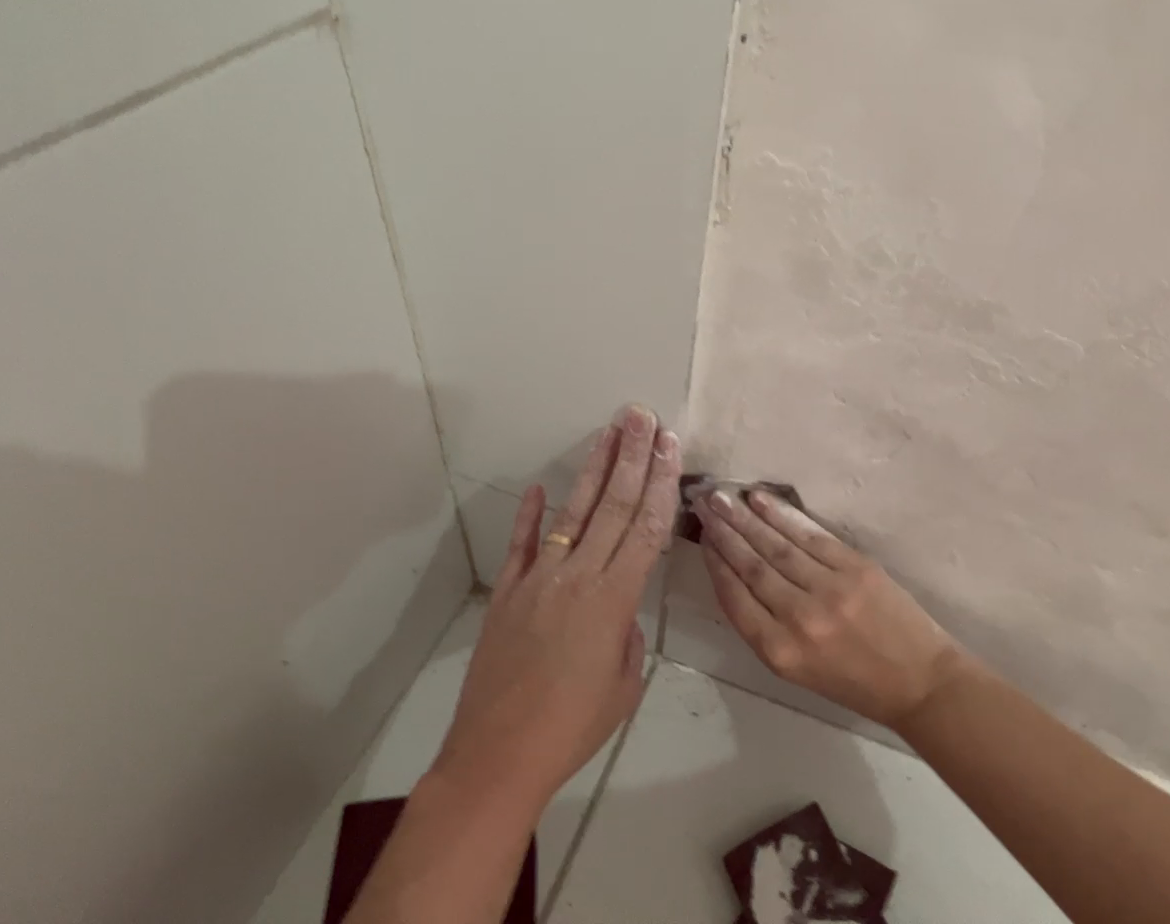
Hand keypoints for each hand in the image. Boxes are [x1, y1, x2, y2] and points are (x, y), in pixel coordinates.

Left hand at [432, 404, 681, 807]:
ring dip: (594, 469)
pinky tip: (541, 486)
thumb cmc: (574, 728)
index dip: (661, 483)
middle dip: (632, 457)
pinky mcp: (507, 593)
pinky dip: (531, 515)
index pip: (646, 528)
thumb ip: (628, 638)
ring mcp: (538, 580)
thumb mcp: (623, 685)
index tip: (671, 445)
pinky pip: (522, 545)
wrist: (499, 753)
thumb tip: (621, 613)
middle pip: (612, 506)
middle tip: (642, 415)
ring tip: (609, 431)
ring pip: (572, 513)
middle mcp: (578, 577)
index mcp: (615, 600)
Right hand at [695, 489, 965, 726]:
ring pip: (776, 546)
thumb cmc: (854, 683)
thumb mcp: (796, 670)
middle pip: (751, 566)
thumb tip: (734, 578)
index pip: (734, 598)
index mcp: (779, 652)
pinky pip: (810, 536)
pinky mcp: (855, 567)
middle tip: (703, 504)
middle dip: (723, 532)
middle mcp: (799, 618)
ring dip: (745, 518)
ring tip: (722, 497)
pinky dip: (782, 515)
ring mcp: (829, 589)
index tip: (702, 537)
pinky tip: (760, 500)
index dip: (715, 563)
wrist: (919, 681)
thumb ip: (764, 628)